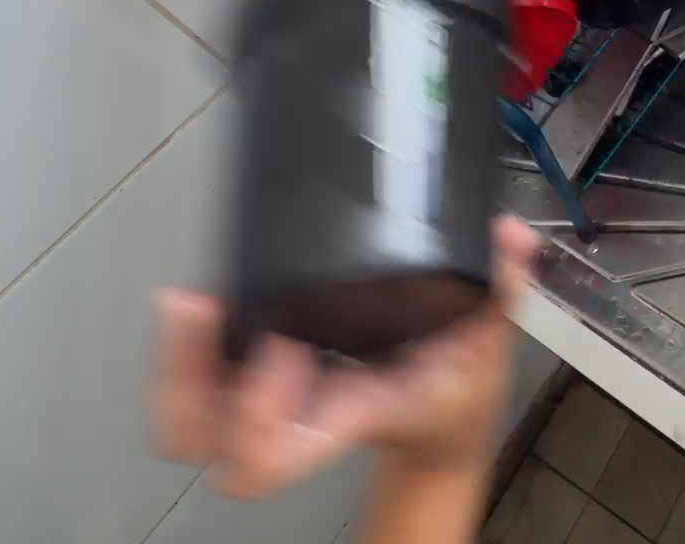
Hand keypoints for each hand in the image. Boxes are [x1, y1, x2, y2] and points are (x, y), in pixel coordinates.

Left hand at [154, 215, 539, 498]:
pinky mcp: (275, 375)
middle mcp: (306, 414)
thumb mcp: (494, 340)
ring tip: (191, 301)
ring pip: (192, 419)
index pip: (279, 452)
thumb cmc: (462, 390)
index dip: (259, 412)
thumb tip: (508, 233)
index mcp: (355, 411)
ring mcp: (284, 399)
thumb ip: (504, 284)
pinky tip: (204, 299)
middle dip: (192, 383)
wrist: (445, 423)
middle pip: (207, 436)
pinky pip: (210, 382)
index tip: (288, 344)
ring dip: (177, 365)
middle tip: (212, 310)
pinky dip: (191, 351)